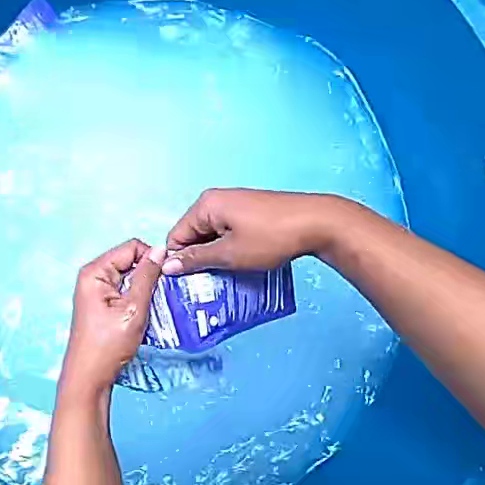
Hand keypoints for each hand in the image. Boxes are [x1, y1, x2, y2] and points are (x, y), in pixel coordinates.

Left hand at [60, 238, 165, 397]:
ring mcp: (95, 291)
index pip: (131, 247)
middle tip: (161, 294)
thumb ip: (147, 276)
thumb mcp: (134, 308)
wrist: (89, 377)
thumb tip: (160, 251)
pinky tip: (144, 314)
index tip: (166, 276)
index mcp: (95, 272)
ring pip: (130, 277)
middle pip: (130, 261)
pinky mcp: (101, 305)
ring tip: (153, 306)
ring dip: (145, 289)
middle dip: (148, 274)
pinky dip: (138, 299)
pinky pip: (125, 291)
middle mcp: (93, 277)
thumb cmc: (107, 345)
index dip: (152, 257)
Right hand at [162, 189, 356, 274]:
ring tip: (225, 276)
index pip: (176, 236)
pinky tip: (239, 264)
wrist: (316, 223)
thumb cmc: (272, 237)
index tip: (186, 283)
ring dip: (215, 256)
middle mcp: (216, 200)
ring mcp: (234, 205)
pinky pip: (227, 233)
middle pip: (193, 235)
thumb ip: (196, 259)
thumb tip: (169, 265)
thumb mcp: (229, 254)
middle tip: (206, 283)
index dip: (178, 261)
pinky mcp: (249, 213)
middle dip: (197, 258)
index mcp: (206, 205)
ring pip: (211, 236)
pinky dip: (229, 249)